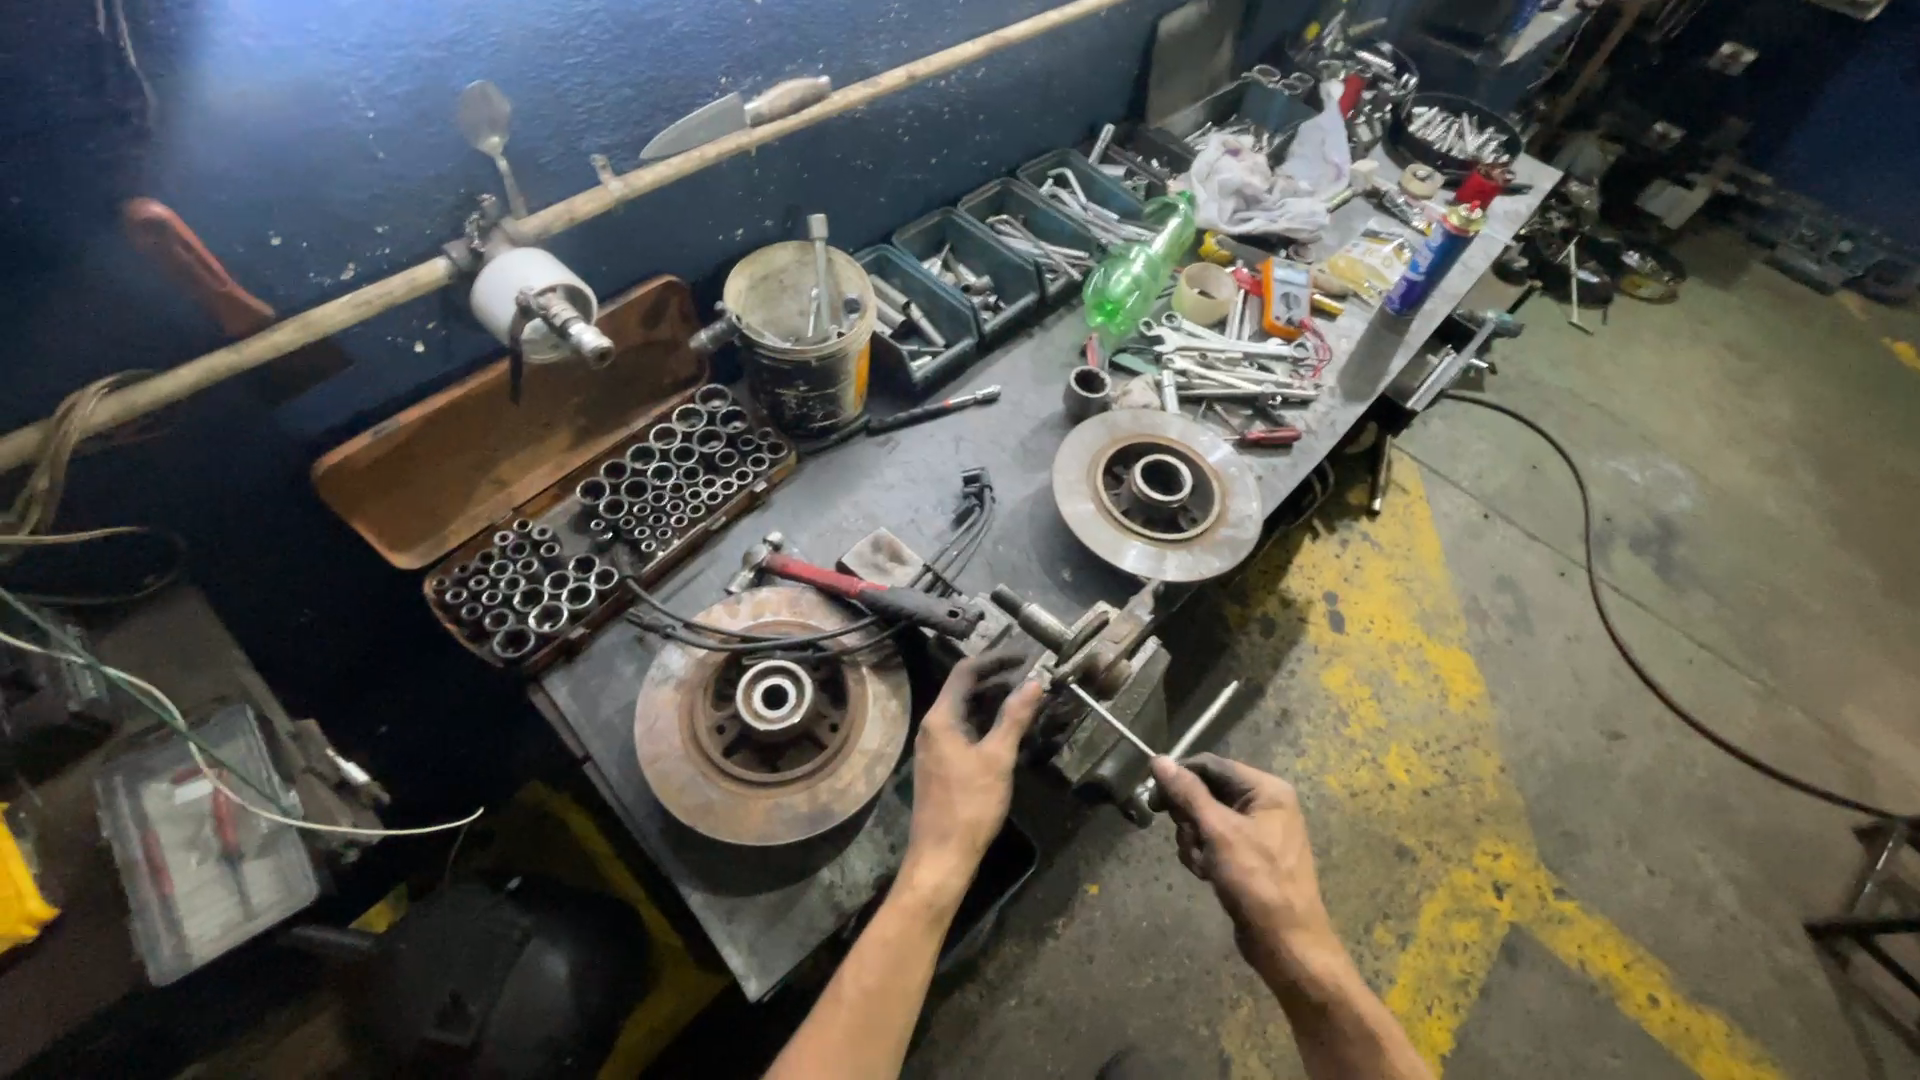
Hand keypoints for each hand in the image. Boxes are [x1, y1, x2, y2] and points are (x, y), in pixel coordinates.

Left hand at [901, 650, 1042, 904]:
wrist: (942, 855)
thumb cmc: (970, 805)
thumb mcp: (998, 758)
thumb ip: (1014, 717)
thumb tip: (1034, 682)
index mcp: (940, 718)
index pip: (965, 672)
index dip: (995, 660)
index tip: (1023, 657)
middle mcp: (932, 726)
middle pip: (963, 689)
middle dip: (996, 680)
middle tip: (1030, 679)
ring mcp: (934, 746)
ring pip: (965, 711)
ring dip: (992, 702)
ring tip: (1025, 700)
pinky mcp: (940, 763)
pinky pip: (963, 730)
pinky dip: (985, 723)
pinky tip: (1007, 731)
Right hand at [1150, 753, 1338, 986]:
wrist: (1287, 944)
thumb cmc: (1256, 881)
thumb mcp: (1218, 831)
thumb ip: (1187, 793)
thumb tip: (1159, 760)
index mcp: (1266, 790)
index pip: (1210, 765)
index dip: (1179, 776)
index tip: (1152, 798)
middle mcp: (1264, 804)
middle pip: (1205, 791)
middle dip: (1189, 816)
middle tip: (1187, 837)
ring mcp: (1257, 831)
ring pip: (1204, 818)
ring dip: (1193, 839)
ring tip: (1202, 863)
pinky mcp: (1248, 856)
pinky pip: (1213, 841)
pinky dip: (1203, 854)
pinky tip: (1206, 874)